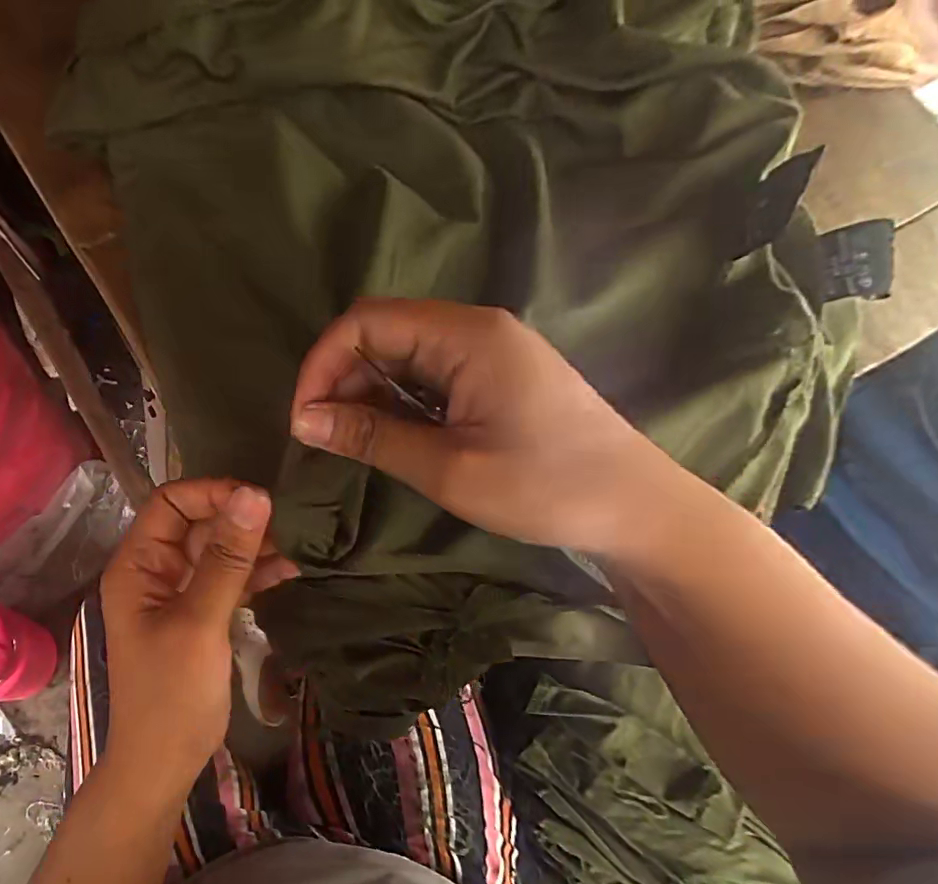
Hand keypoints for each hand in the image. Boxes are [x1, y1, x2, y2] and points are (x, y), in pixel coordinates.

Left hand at [98, 479, 296, 788]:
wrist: (163, 762)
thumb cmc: (171, 695)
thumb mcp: (199, 623)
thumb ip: (226, 560)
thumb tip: (253, 495)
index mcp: (137, 566)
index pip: (169, 503)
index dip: (211, 494)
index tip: (260, 500)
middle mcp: (154, 572)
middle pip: (197, 525)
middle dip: (240, 521)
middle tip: (291, 525)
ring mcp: (177, 595)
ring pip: (217, 552)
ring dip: (254, 547)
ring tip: (299, 547)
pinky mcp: (199, 616)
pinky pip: (227, 581)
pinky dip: (255, 575)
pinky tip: (290, 572)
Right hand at [289, 298, 690, 557]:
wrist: (635, 508)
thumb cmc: (543, 487)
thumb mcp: (447, 467)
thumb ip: (372, 437)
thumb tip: (303, 421)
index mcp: (466, 336)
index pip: (367, 322)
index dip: (323, 364)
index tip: (303, 419)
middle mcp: (473, 329)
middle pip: (380, 332)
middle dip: (338, 379)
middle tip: (318, 437)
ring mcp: (484, 352)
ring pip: (399, 354)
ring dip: (362, 393)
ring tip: (344, 441)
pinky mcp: (490, 377)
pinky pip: (423, 374)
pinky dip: (392, 401)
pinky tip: (381, 436)